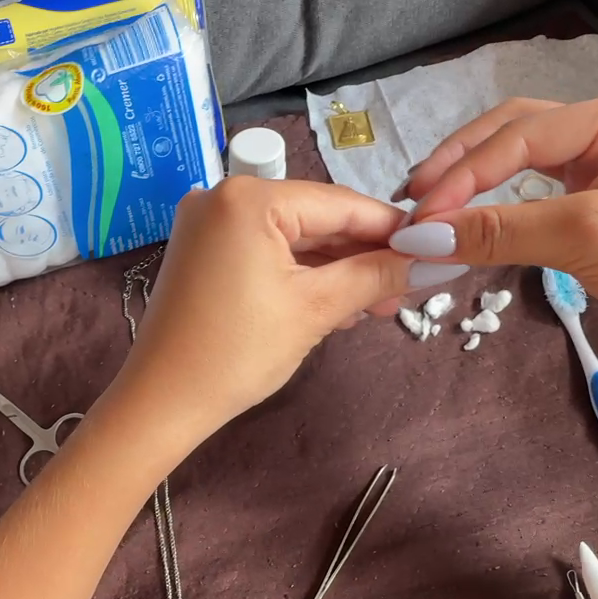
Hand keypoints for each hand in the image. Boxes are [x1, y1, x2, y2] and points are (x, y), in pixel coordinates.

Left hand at [110, 178, 465, 432]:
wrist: (163, 402)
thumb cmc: (238, 353)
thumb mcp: (315, 310)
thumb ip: (375, 275)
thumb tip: (434, 258)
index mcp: (249, 197)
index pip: (339, 203)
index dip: (391, 229)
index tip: (433, 251)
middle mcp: (223, 196)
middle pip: (314, 219)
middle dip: (361, 257)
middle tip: (404, 291)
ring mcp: (208, 225)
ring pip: (291, 239)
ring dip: (333, 270)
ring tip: (373, 307)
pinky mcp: (202, 253)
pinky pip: (265, 253)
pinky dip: (298, 275)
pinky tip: (334, 303)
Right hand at [390, 87, 597, 364]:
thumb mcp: (587, 236)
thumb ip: (499, 231)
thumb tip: (417, 240)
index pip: (522, 134)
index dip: (463, 173)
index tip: (417, 217)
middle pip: (517, 137)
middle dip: (462, 167)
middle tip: (413, 201)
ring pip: (524, 170)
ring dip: (477, 189)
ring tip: (432, 212)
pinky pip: (538, 203)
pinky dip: (500, 214)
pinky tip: (473, 225)